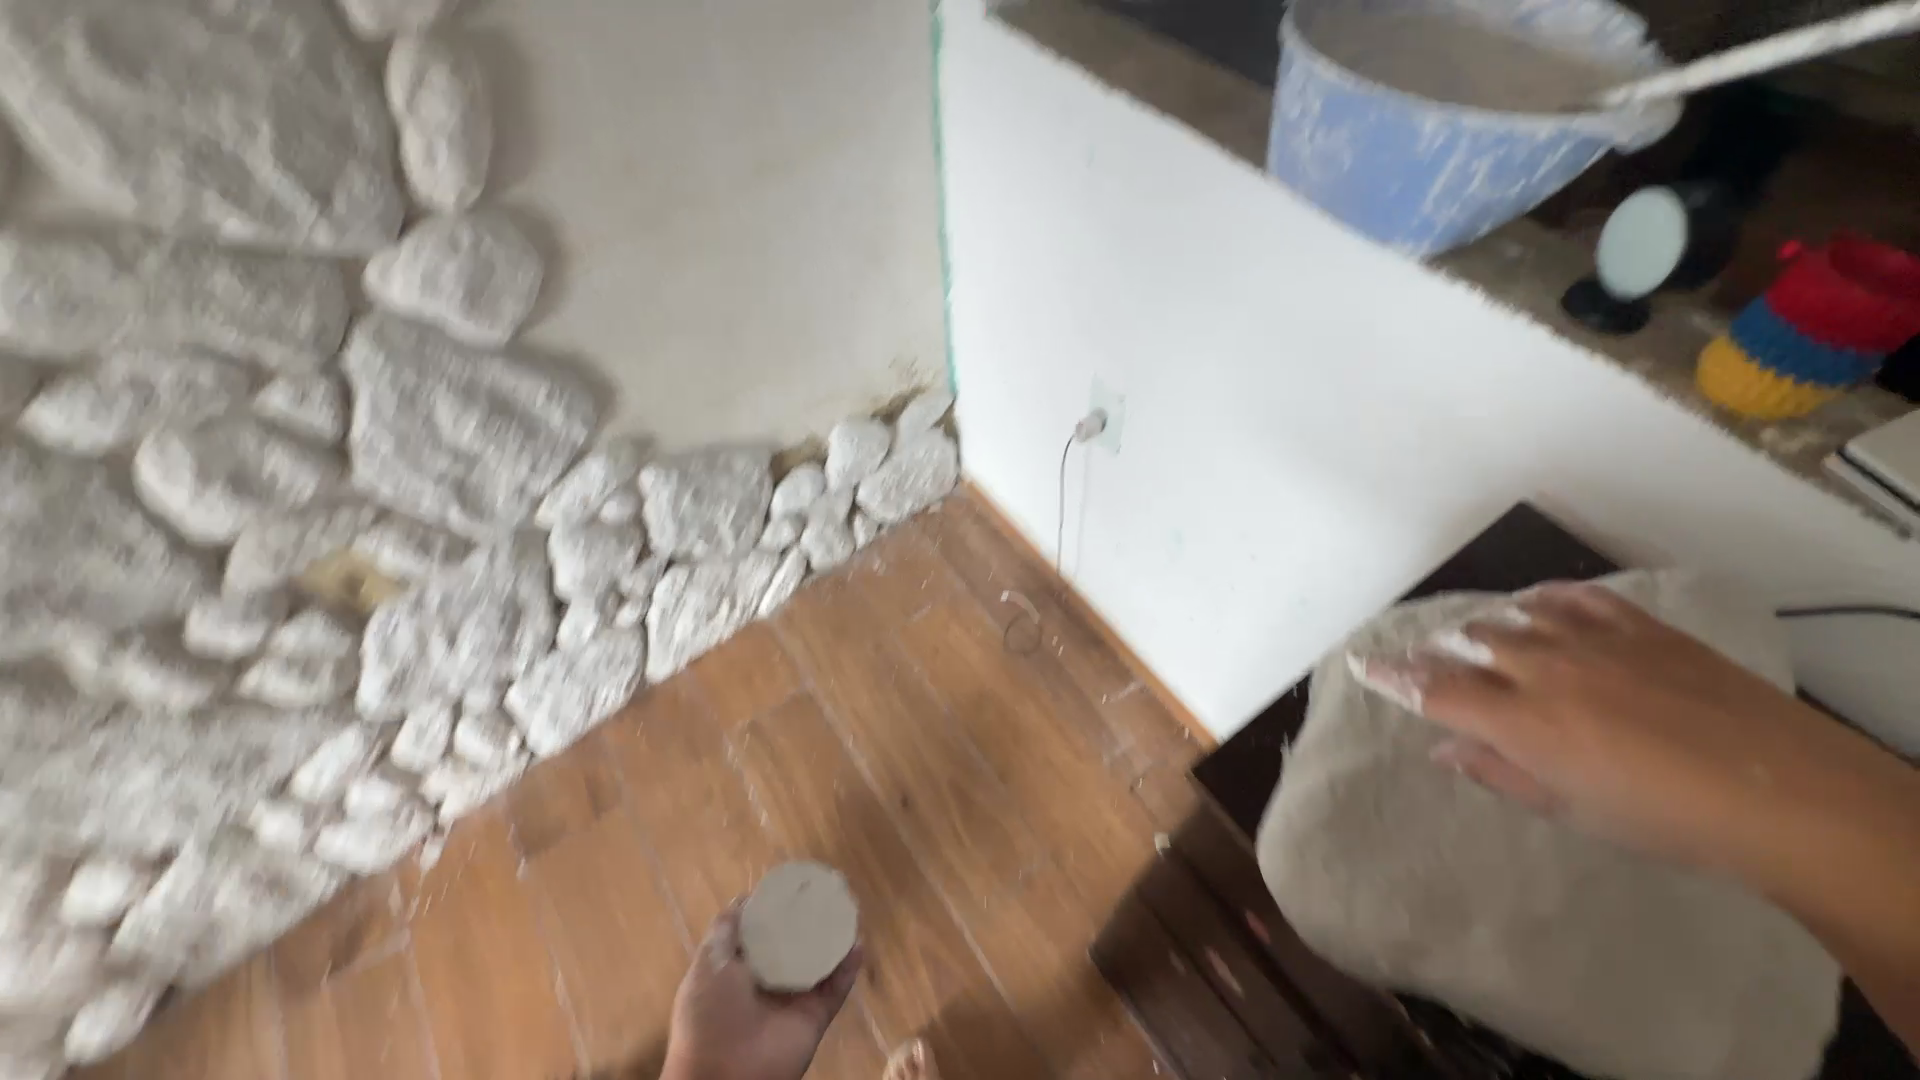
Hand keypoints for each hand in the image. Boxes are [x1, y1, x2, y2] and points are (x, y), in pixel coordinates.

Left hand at [664, 901, 862, 1079]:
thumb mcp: (708, 967)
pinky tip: (859, 942)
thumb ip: (725, 932)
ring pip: (819, 962)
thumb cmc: (709, 1016)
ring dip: (834, 938)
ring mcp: (794, 999)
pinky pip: (836, 988)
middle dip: (809, 921)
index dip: (775, 910)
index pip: (761, 934)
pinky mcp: (815, 1016)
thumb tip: (742, 899)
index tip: (791, 885)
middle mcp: (768, 982)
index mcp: (739, 970)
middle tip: (827, 893)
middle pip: (794, 945)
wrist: (724, 1077)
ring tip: (848, 910)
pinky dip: (849, 967)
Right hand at [1350, 581, 1907, 878]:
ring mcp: (1591, 642)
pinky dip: (1542, 599)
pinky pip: (1573, 597)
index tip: (1361, 662)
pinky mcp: (1638, 628)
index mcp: (1520, 721)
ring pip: (1511, 615)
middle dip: (1435, 649)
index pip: (1432, 688)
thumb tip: (1444, 748)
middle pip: (1465, 643)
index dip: (1391, 674)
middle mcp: (1543, 670)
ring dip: (1484, 625)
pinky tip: (1533, 604)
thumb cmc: (1665, 818)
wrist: (1788, 796)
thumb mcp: (1570, 810)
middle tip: (1428, 659)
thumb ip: (1498, 771)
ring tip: (1479, 637)